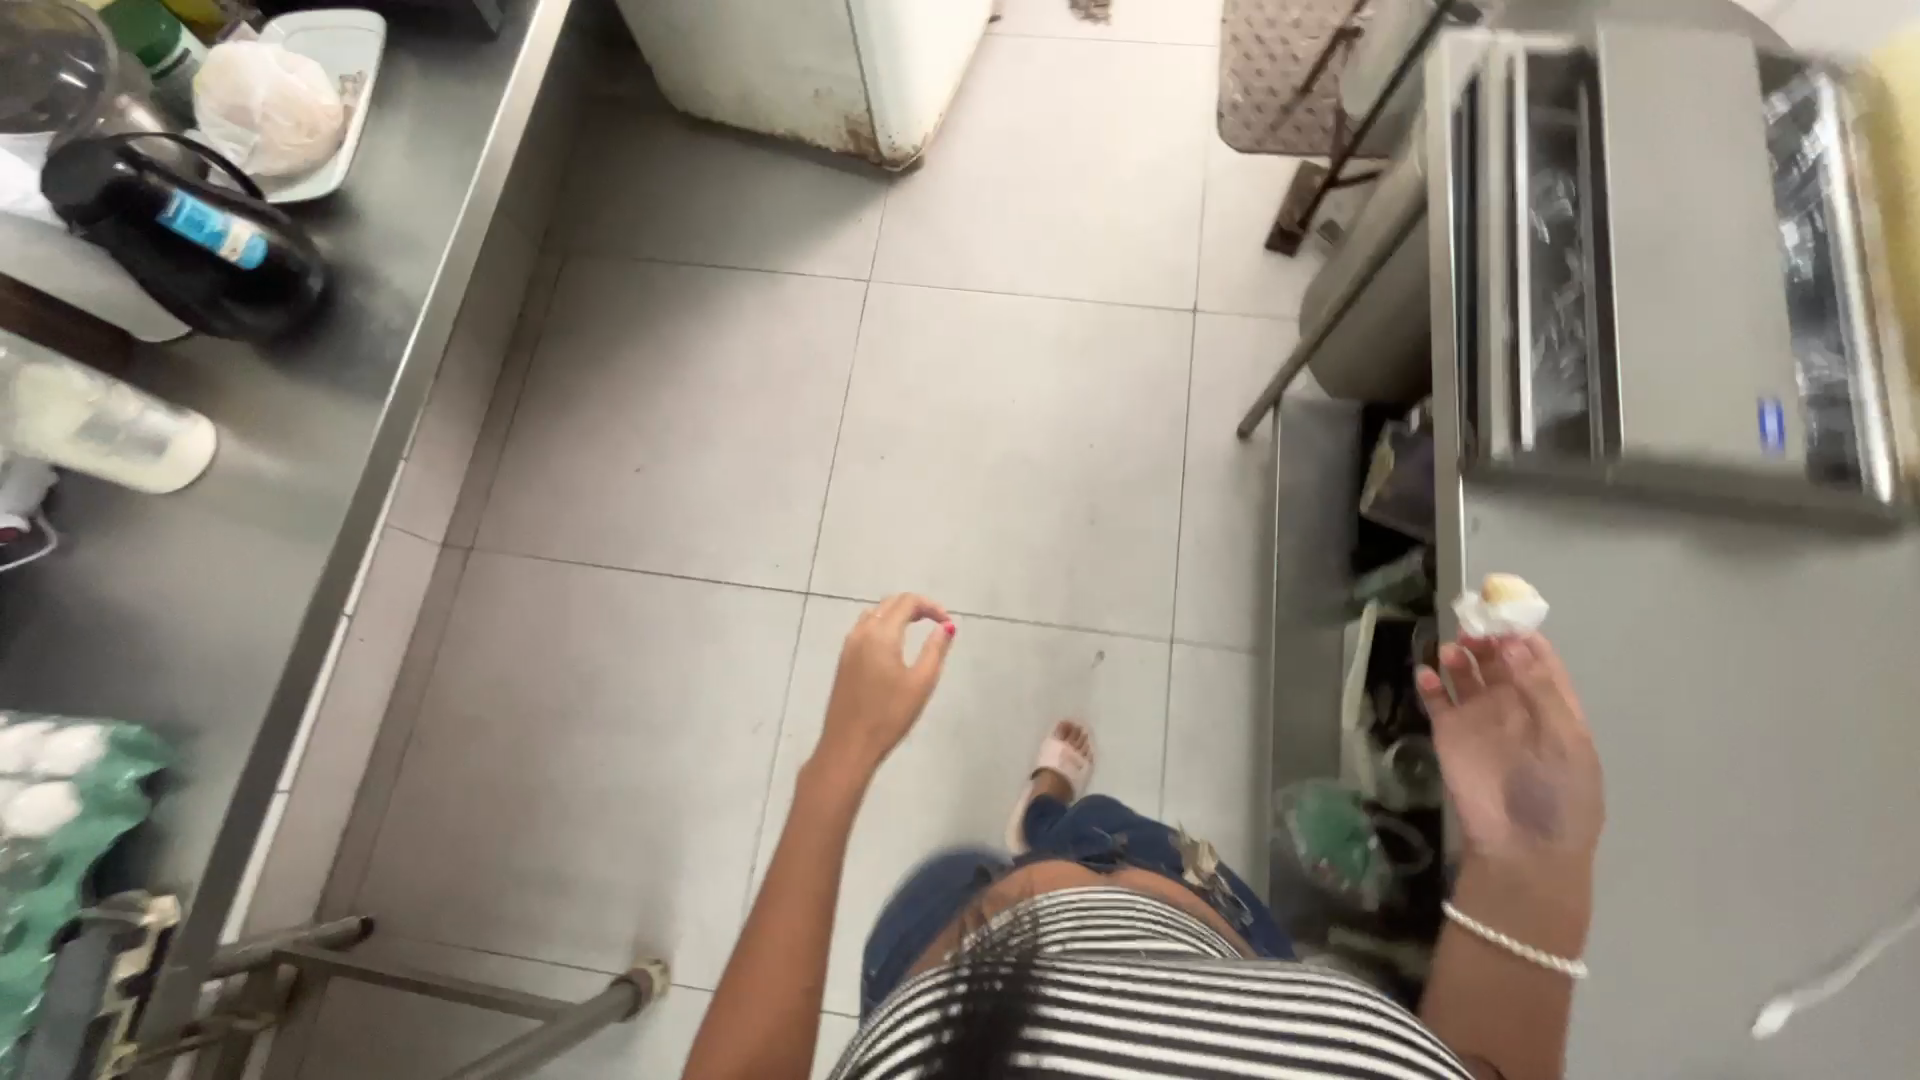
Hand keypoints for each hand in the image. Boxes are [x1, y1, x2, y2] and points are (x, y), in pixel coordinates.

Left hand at [814, 593, 954, 778]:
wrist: (848, 744)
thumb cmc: (889, 715)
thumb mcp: (921, 683)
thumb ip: (935, 650)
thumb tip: (946, 627)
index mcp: (882, 634)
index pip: (907, 602)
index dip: (931, 606)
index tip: (947, 623)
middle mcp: (862, 632)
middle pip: (890, 603)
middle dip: (915, 606)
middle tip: (937, 623)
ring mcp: (849, 645)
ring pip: (875, 613)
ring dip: (897, 614)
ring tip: (918, 629)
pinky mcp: (844, 659)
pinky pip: (865, 628)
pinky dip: (883, 625)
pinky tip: (895, 645)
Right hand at [1416, 633, 1603, 871]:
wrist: (1521, 846)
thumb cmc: (1557, 796)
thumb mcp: (1567, 742)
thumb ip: (1540, 692)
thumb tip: (1512, 644)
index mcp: (1554, 706)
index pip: (1538, 659)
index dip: (1523, 635)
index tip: (1504, 613)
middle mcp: (1515, 705)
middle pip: (1499, 659)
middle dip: (1487, 638)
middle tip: (1472, 625)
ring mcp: (1479, 718)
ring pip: (1466, 673)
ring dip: (1460, 656)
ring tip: (1454, 650)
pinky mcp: (1448, 732)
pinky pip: (1436, 699)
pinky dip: (1430, 683)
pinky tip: (1427, 673)